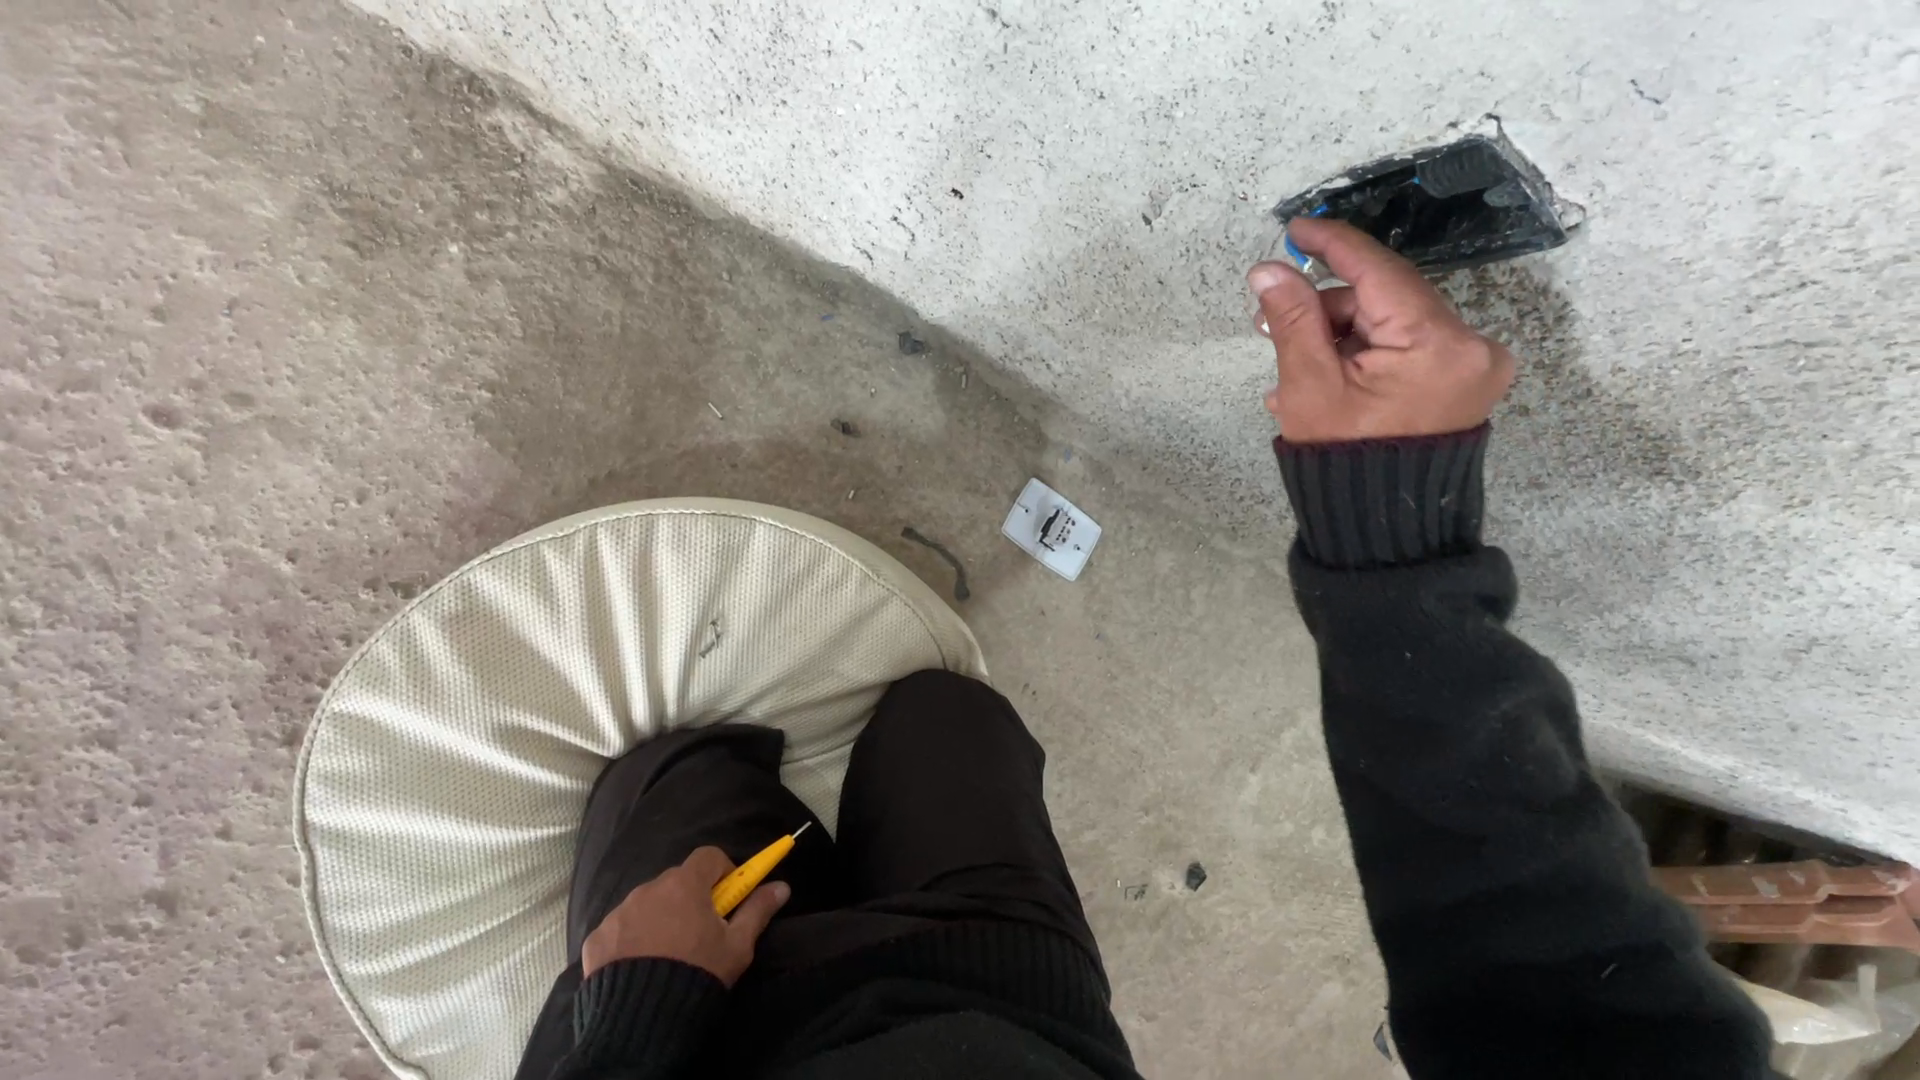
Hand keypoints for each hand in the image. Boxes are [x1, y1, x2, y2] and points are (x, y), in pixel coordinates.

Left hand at [580, 846, 789, 985]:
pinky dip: (632, 938)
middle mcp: (649, 889)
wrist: (640, 1021)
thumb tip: (782, 886)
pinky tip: (640, 966)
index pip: (708, 856)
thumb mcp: (736, 946)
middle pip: (676, 881)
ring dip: (660, 917)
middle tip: (700, 932)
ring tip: (668, 954)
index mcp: (685, 884)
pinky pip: (620, 928)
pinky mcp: (596, 937)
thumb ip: (758, 911)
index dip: (722, 871)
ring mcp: (618, 913)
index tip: (728, 898)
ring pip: (647, 903)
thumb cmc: (697, 973)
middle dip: (690, 897)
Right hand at [1247, 217, 1514, 443]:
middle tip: (1272, 324)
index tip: (1297, 229)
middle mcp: (1472, 344)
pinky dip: (1365, 354)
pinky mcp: (1466, 380)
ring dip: (1341, 335)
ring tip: (1292, 370)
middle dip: (1327, 308)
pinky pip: (1408, 348)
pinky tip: (1325, 376)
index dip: (1333, 246)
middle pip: (1386, 300)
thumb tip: (1268, 269)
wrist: (1380, 524)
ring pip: (1394, 323)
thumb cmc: (1341, 457)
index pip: (1380, 272)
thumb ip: (1292, 319)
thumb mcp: (1308, 385)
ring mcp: (1474, 364)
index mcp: (1438, 343)